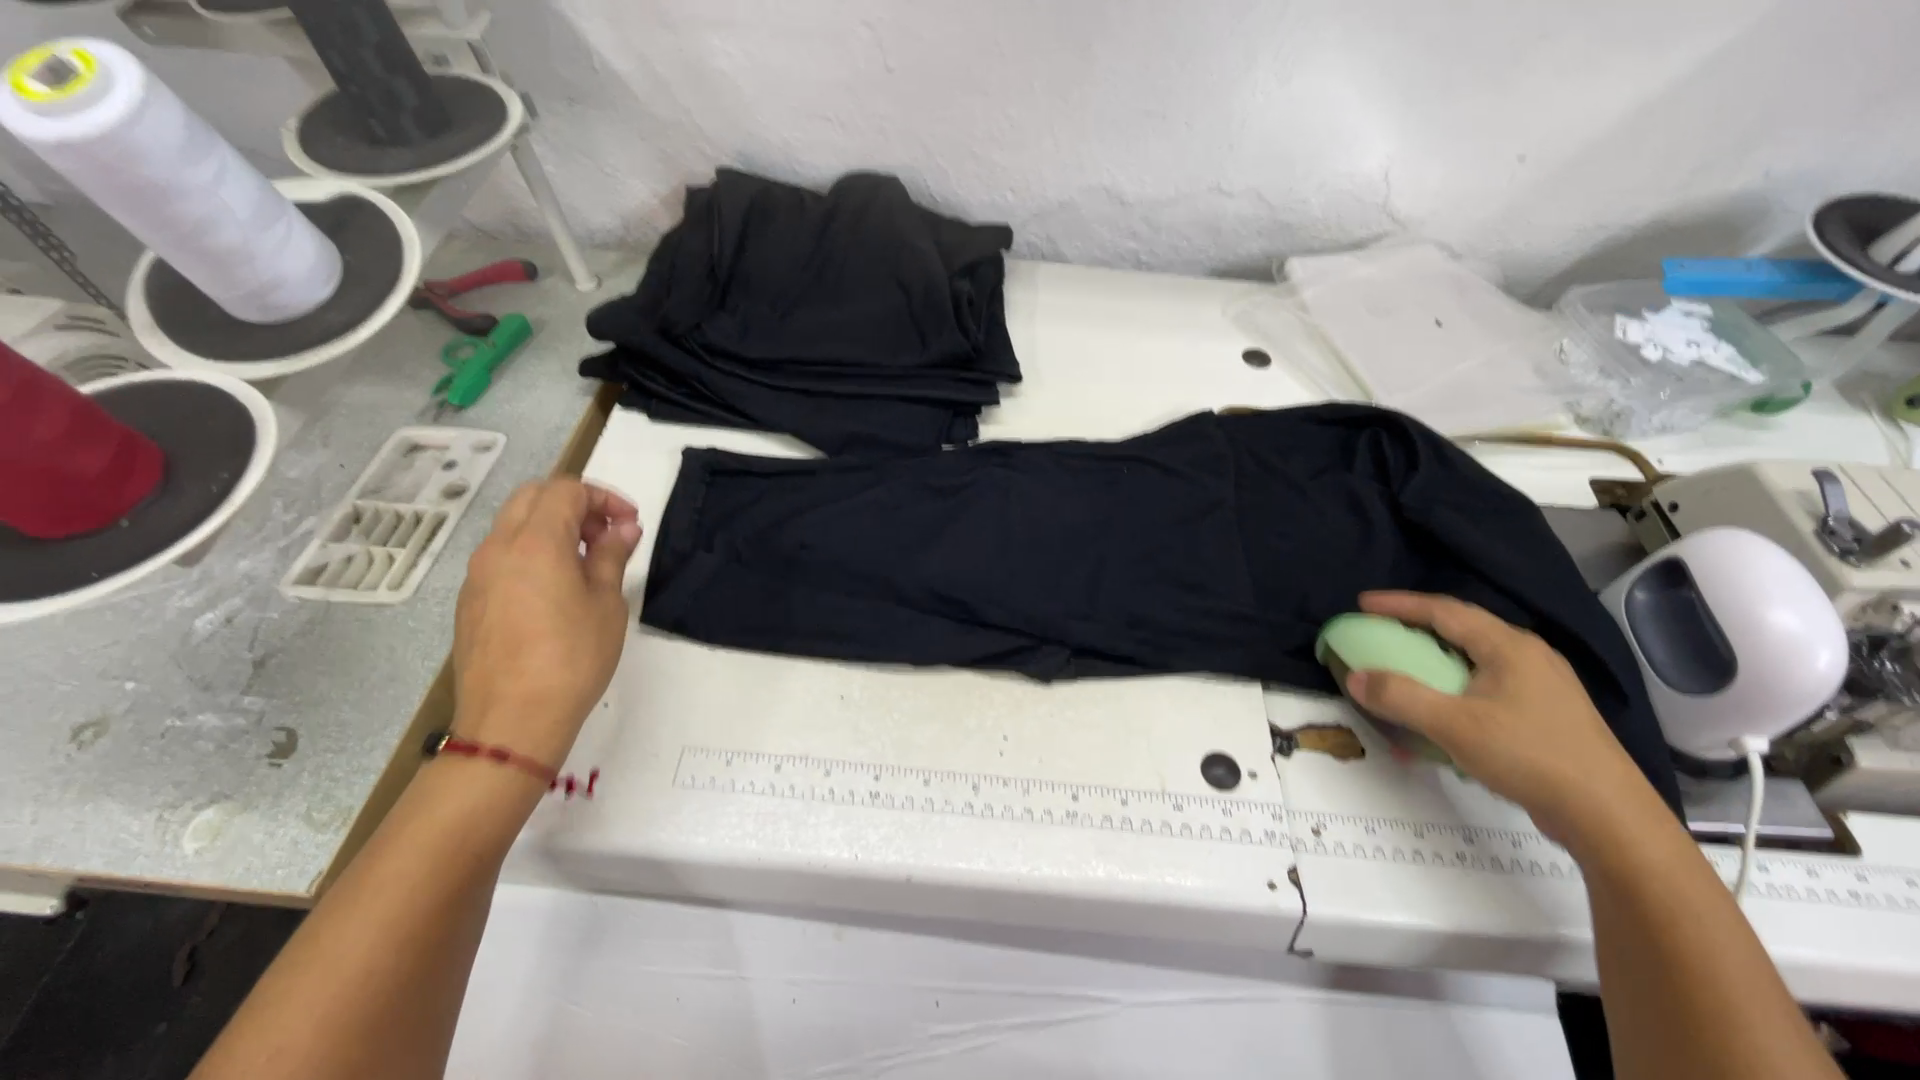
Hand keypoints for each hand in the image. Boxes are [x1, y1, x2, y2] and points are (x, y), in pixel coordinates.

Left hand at [449, 478, 641, 770]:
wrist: (511, 721)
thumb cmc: (572, 659)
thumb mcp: (606, 604)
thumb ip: (612, 557)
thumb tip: (623, 528)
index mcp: (535, 542)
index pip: (566, 490)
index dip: (603, 497)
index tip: (629, 524)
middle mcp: (498, 548)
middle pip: (533, 497)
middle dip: (574, 504)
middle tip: (606, 535)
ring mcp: (477, 575)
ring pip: (512, 526)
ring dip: (550, 528)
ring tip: (585, 563)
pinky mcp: (470, 602)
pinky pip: (501, 557)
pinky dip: (530, 554)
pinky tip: (555, 591)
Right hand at [1343, 591, 1659, 844]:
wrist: (1606, 813)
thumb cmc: (1528, 755)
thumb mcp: (1453, 725)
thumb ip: (1400, 697)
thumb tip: (1355, 676)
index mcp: (1509, 646)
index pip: (1444, 610)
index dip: (1399, 604)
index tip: (1362, 603)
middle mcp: (1529, 656)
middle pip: (1463, 631)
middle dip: (1417, 631)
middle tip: (1380, 635)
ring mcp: (1543, 686)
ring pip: (1476, 662)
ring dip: (1436, 666)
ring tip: (1406, 674)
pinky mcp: (1547, 714)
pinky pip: (1489, 690)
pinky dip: (1456, 694)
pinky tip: (1443, 721)